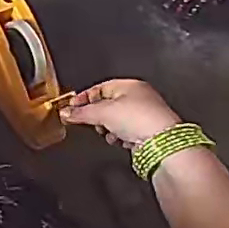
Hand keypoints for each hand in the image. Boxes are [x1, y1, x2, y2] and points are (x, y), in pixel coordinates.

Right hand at [59, 79, 182, 147]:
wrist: (161, 142)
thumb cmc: (140, 119)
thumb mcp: (102, 112)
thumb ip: (81, 113)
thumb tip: (67, 112)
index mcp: (130, 85)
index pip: (99, 88)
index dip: (84, 98)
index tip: (72, 107)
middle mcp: (139, 97)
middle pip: (107, 105)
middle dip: (97, 116)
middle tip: (92, 122)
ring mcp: (144, 114)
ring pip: (116, 121)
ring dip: (109, 129)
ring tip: (110, 133)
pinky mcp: (147, 131)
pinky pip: (126, 132)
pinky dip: (121, 137)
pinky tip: (122, 140)